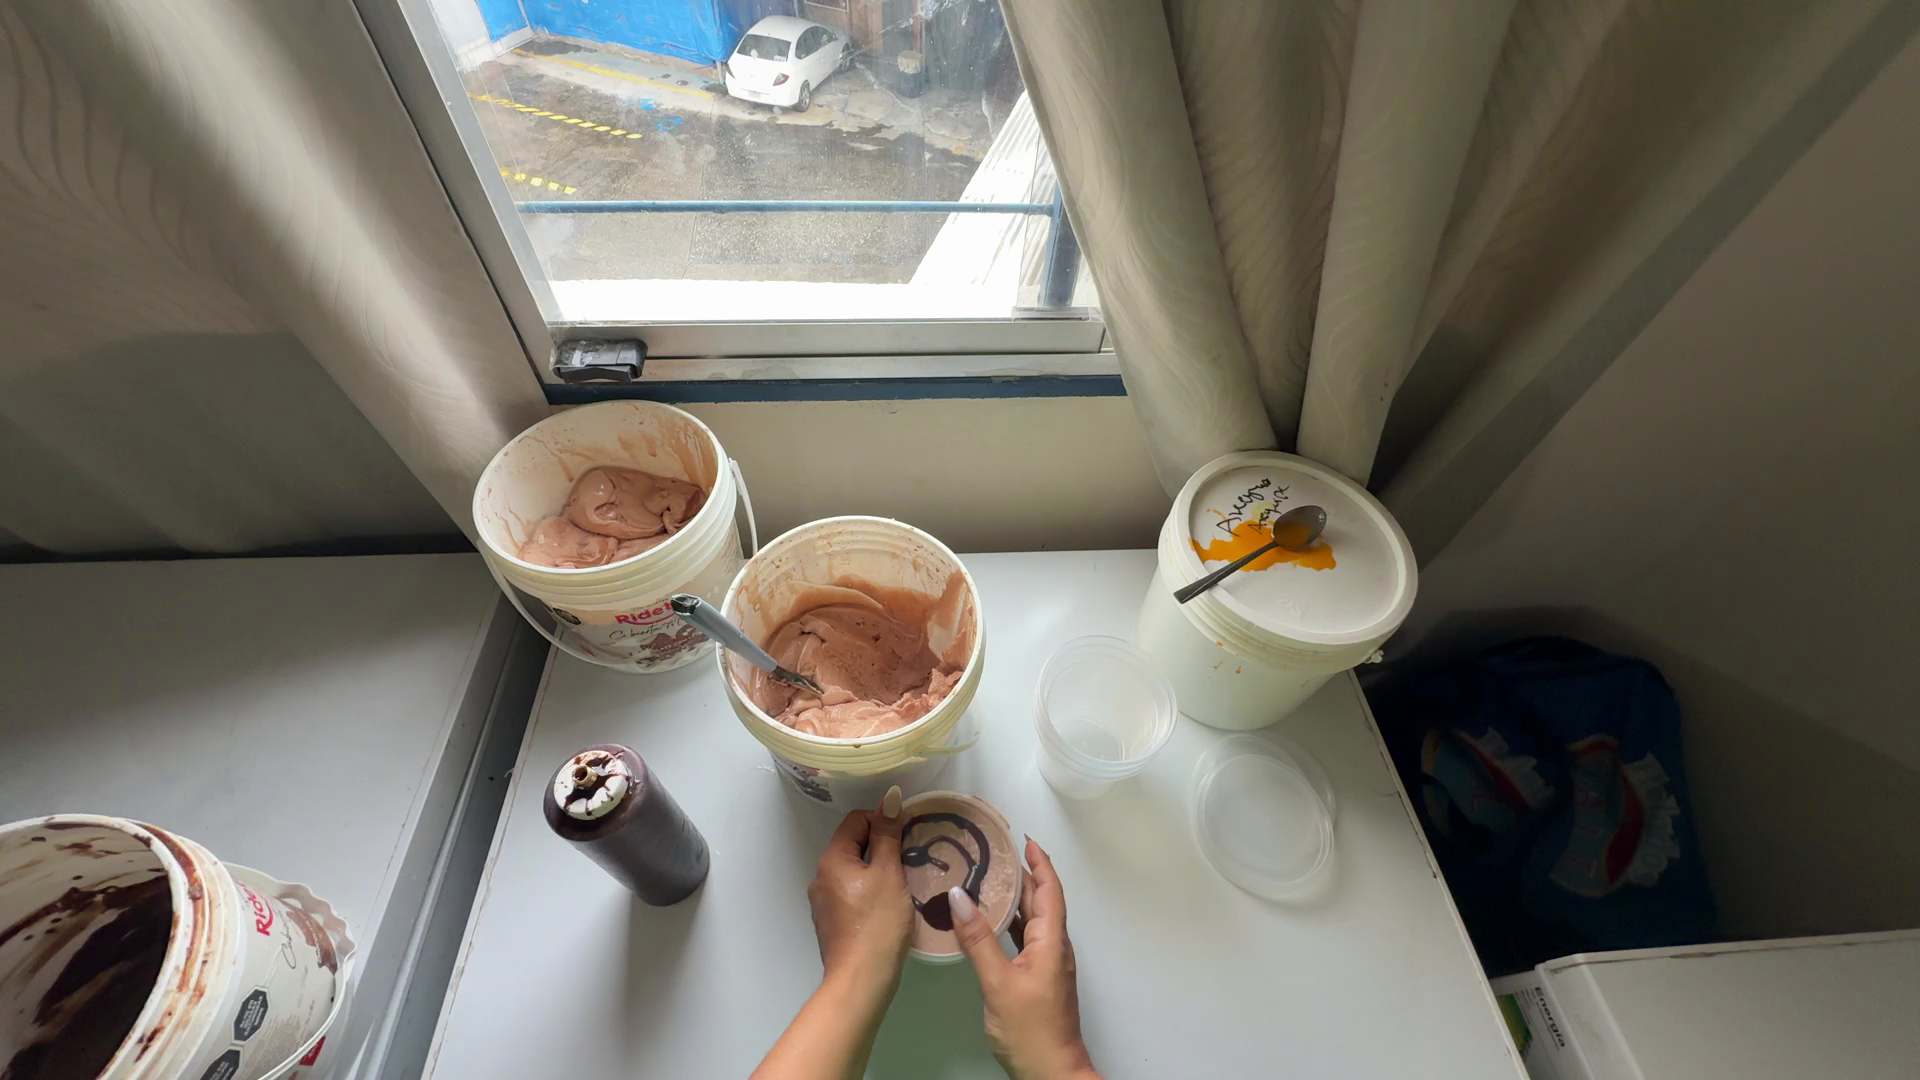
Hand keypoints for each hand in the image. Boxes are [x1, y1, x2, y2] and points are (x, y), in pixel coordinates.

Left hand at [753, 787, 911, 1079]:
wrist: (861, 982)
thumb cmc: (878, 923)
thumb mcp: (889, 872)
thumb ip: (888, 833)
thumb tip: (889, 795)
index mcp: (832, 859)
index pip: (856, 820)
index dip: (882, 821)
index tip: (905, 838)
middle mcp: (821, 876)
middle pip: (854, 845)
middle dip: (882, 847)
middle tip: (908, 861)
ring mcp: (824, 902)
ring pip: (855, 870)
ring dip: (878, 871)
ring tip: (902, 884)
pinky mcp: (832, 923)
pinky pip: (852, 893)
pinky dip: (870, 892)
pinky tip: (888, 907)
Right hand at [949, 838, 1100, 1079]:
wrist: (1053, 1076)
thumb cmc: (1031, 1030)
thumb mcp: (999, 982)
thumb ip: (978, 939)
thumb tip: (958, 895)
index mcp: (1051, 939)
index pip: (1049, 888)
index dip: (1039, 861)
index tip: (1023, 838)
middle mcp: (1053, 946)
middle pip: (1042, 899)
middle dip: (1024, 873)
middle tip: (997, 852)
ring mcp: (1047, 963)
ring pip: (1033, 918)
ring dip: (1017, 896)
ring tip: (990, 877)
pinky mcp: (1039, 978)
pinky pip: (1026, 936)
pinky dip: (1011, 920)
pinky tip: (991, 920)